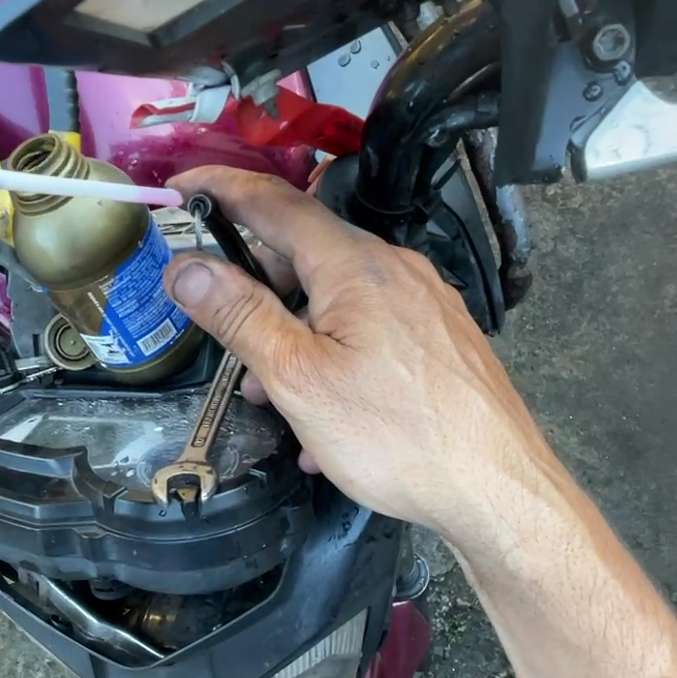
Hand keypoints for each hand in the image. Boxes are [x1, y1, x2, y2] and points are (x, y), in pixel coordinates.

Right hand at [161, 167, 556, 545]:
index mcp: (355, 266)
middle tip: (228, 340)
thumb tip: (185, 268)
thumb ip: (241, 317)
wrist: (495, 490)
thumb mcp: (299, 378)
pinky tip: (325, 420)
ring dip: (294, 338)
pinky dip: (333, 360)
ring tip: (273, 399)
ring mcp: (424, 305)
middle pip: (306, 257)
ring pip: (337, 303)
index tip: (180, 187)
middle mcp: (396, 270)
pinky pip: (370, 334)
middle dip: (258, 293)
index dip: (222, 188)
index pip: (276, 203)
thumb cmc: (394, 436)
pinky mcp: (440, 340)